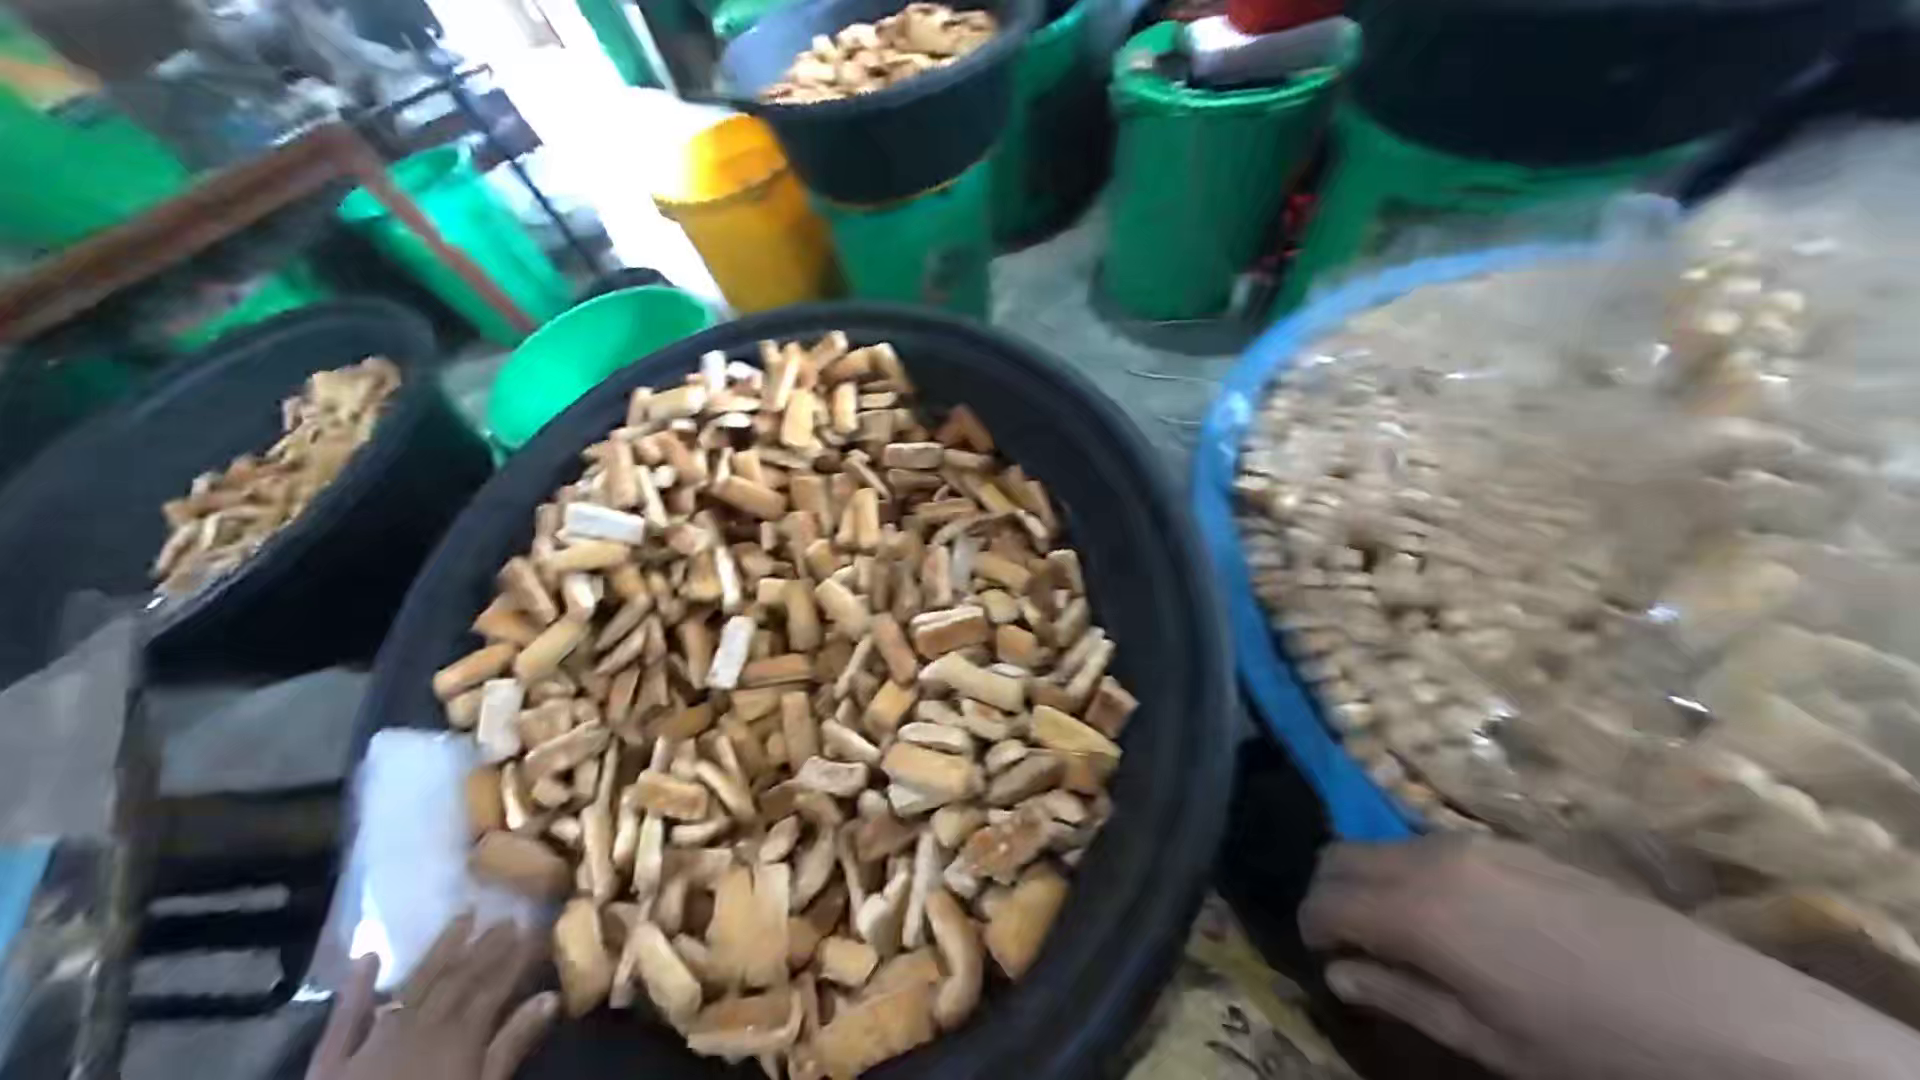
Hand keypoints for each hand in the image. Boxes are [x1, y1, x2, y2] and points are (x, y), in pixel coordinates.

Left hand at [305, 914, 558, 1079]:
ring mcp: (373, 1040)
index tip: (538, 928)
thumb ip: (512, 1046)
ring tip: (464, 915)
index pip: (496, 985)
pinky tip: (367, 956)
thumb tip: (551, 996)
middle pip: (459, 977)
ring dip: (440, 949)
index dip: (518, 956)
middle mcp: (420, 1026)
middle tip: (508, 917)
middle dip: (487, 946)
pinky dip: (356, 988)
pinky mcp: (331, 1063)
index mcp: (459, 1036)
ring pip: (415, 984)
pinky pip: (343, 1021)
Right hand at [1301, 837, 1919, 1079]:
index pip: (1325, 899)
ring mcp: (1468, 843)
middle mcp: (1428, 858)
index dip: (1311, 927)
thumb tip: (1338, 975)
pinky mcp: (1506, 843)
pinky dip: (1410, 872)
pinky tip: (1454, 916)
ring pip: (1380, 845)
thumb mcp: (1491, 1041)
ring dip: (1369, 881)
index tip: (1320, 954)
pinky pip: (1426, 846)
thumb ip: (1401, 996)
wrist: (1737, 1022)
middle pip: (1339, 856)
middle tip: (1347, 941)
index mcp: (1417, 910)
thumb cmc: (1600, 1049)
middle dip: (1328, 894)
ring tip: (1401, 931)